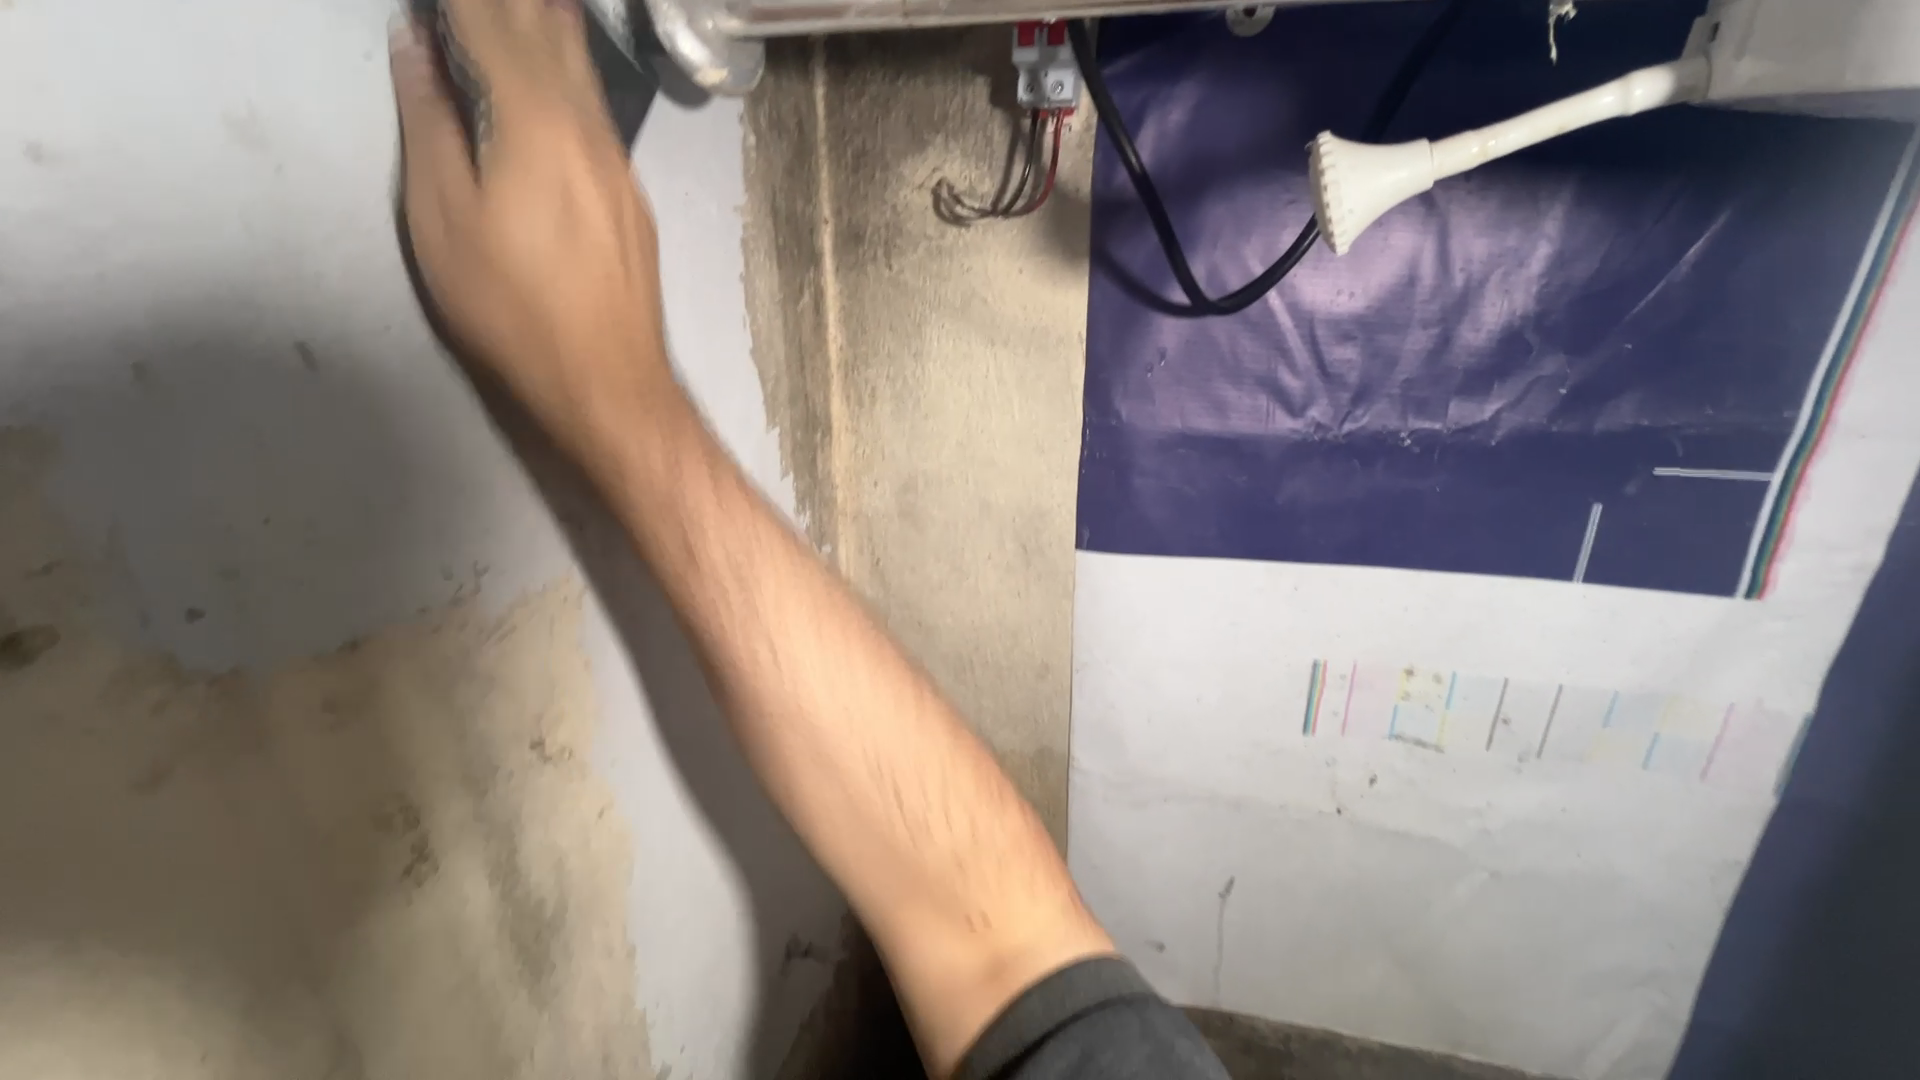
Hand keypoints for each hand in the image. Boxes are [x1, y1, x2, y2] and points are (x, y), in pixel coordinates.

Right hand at [390, 0, 673, 461]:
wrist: (608, 379)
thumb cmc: (512, 308)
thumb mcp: (442, 217)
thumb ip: (431, 122)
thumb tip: (417, 45)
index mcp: (537, 120)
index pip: (493, 18)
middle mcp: (591, 130)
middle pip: (552, 32)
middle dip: (514, 2)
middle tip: (483, 0)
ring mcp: (622, 167)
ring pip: (585, 72)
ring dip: (548, 22)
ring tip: (527, 5)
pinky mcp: (634, 200)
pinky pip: (599, 114)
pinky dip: (572, 74)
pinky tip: (561, 70)